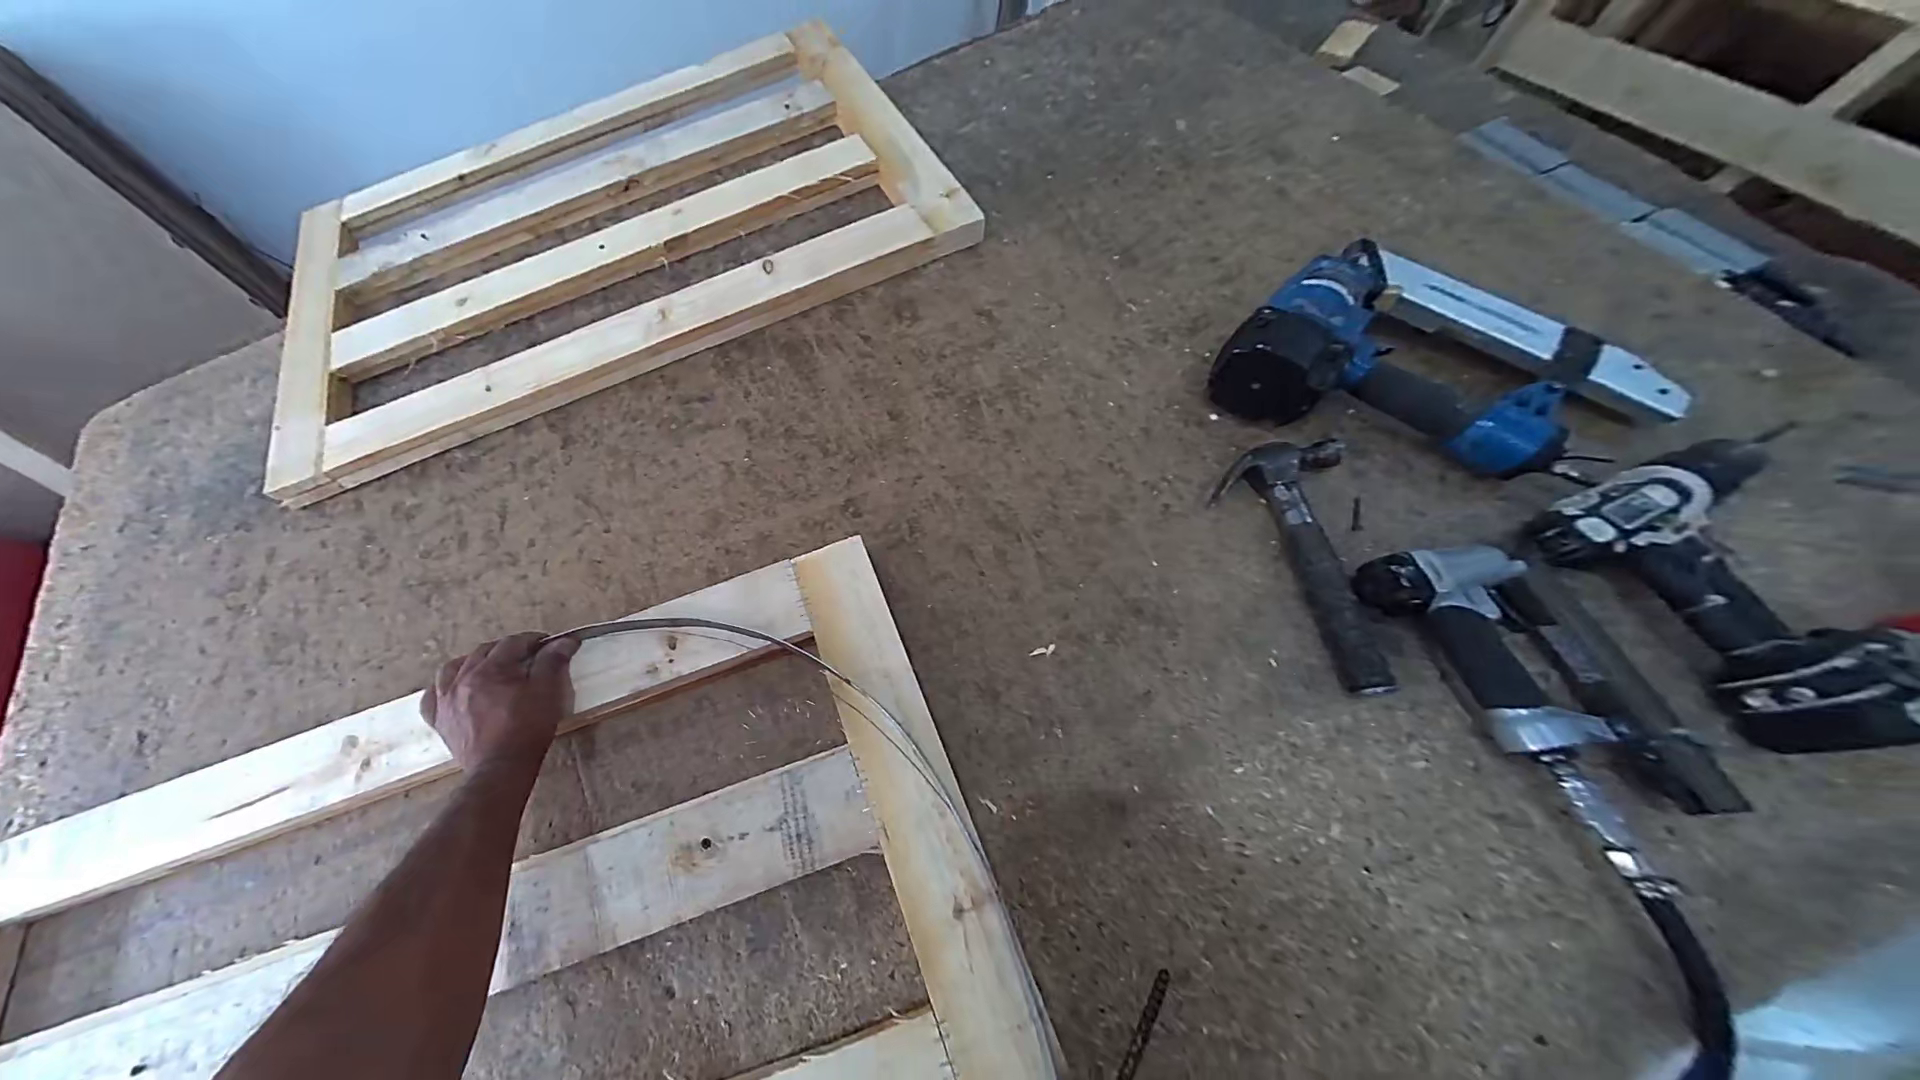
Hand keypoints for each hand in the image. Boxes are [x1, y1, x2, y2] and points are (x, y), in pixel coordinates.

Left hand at [421, 632, 580, 778]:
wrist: (501, 766)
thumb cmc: (528, 727)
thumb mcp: (547, 691)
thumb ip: (552, 662)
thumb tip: (563, 641)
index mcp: (490, 670)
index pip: (512, 643)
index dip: (533, 640)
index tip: (549, 644)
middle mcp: (462, 679)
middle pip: (483, 651)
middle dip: (507, 648)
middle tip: (527, 655)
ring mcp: (446, 701)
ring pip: (453, 668)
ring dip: (473, 661)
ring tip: (490, 666)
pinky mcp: (440, 721)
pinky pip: (433, 697)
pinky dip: (444, 687)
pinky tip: (454, 689)